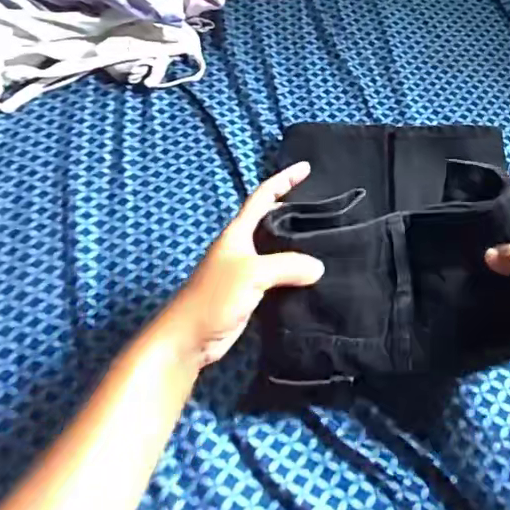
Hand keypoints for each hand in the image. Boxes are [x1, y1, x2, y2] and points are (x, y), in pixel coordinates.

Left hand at [155, 162, 325, 367]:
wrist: (187, 341)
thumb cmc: (214, 297)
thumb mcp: (253, 273)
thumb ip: (288, 265)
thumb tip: (318, 267)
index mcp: (238, 233)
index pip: (263, 196)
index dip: (284, 180)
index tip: (306, 168)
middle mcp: (241, 247)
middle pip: (270, 219)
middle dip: (292, 208)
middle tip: (321, 206)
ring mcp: (245, 271)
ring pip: (276, 248)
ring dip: (296, 242)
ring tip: (322, 238)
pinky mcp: (250, 294)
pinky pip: (278, 274)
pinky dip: (295, 270)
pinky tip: (311, 275)